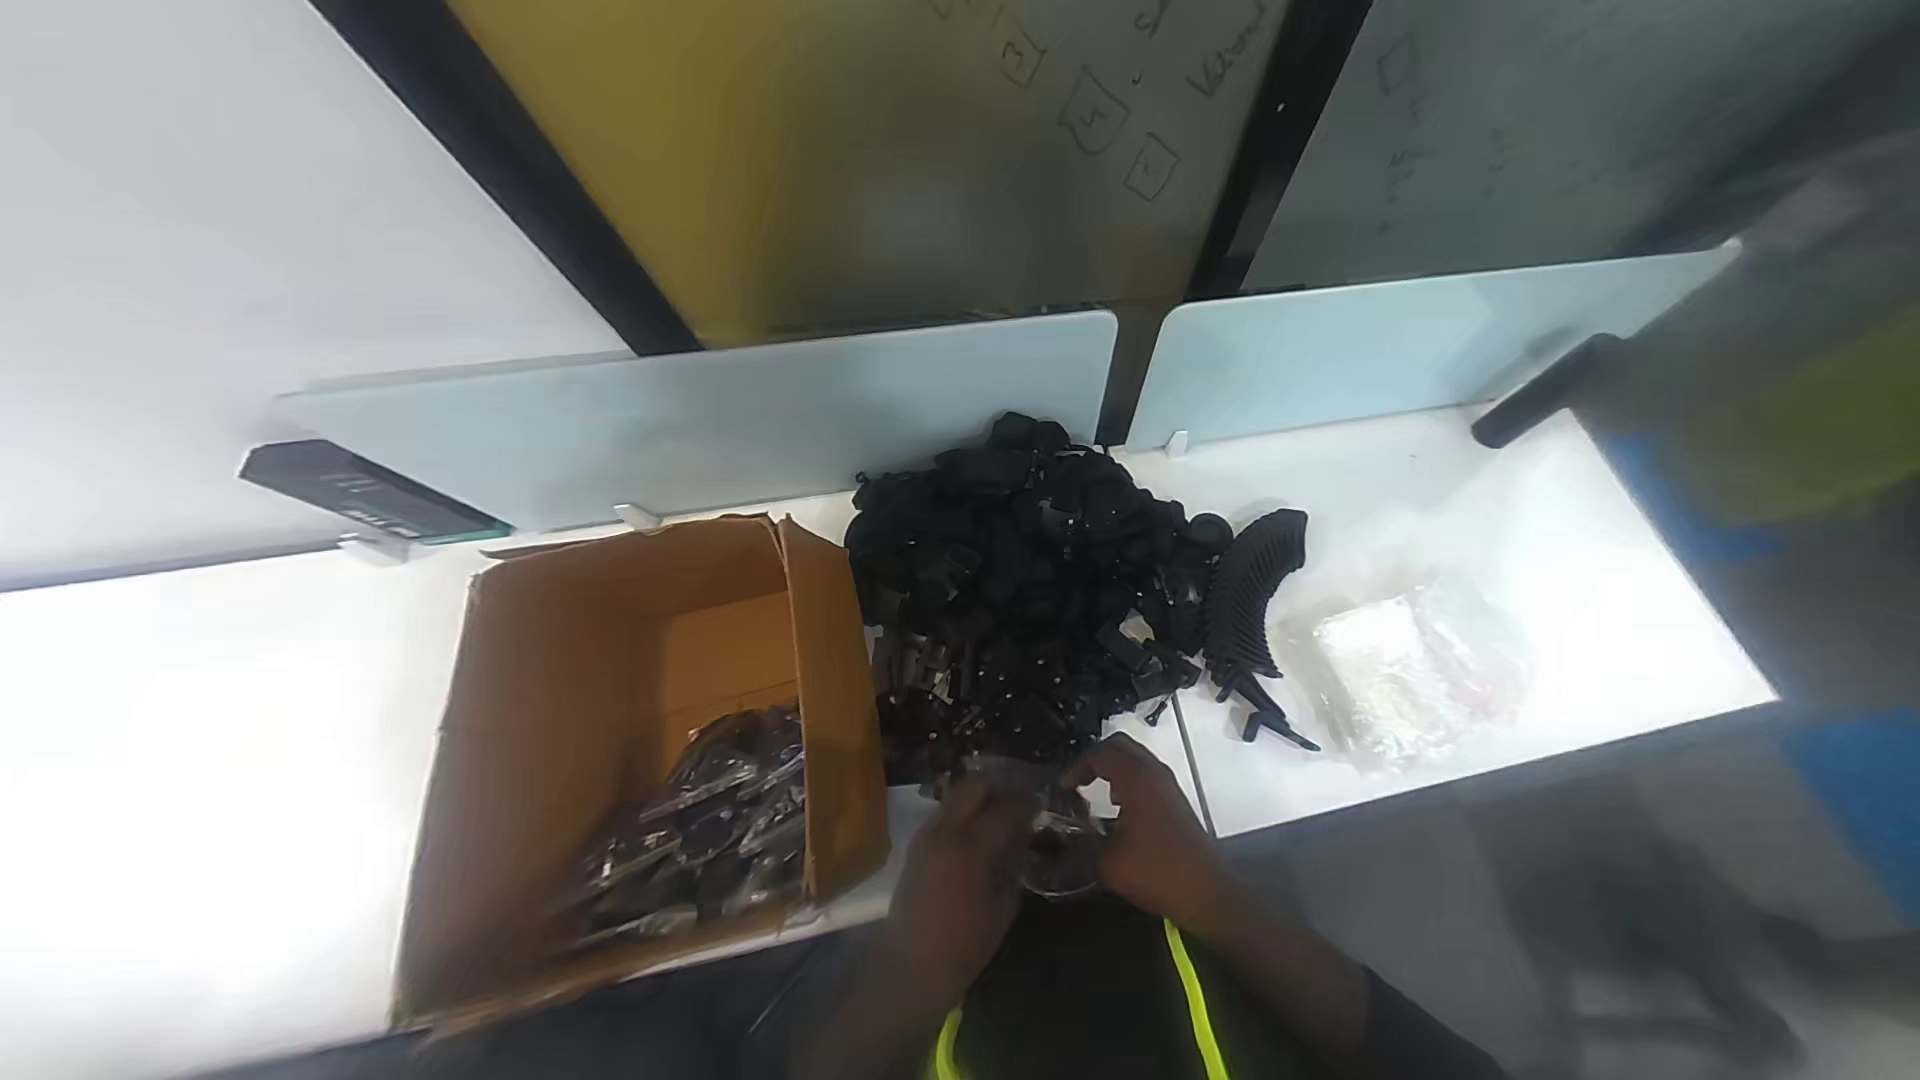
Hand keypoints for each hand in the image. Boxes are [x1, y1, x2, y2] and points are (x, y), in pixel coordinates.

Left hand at [876, 774, 1033, 1011]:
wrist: (910, 966)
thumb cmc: (963, 946)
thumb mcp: (1002, 909)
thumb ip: (1014, 868)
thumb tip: (1023, 842)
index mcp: (971, 849)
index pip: (1005, 809)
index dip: (1026, 804)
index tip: (1039, 807)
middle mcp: (945, 831)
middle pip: (974, 786)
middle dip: (998, 789)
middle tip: (1015, 807)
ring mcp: (926, 834)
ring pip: (956, 795)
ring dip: (978, 800)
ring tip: (996, 820)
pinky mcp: (916, 844)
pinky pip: (944, 814)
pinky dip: (962, 814)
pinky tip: (975, 836)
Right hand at [1064, 733, 1234, 929]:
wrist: (1207, 893)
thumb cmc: (1156, 871)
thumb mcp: (1108, 862)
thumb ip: (1079, 846)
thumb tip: (1060, 839)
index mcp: (1136, 778)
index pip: (1099, 753)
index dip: (1077, 767)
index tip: (1064, 788)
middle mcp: (1154, 773)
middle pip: (1120, 746)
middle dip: (1095, 759)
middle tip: (1078, 780)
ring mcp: (1168, 785)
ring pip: (1135, 759)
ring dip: (1113, 768)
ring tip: (1096, 792)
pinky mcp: (1176, 801)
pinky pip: (1146, 775)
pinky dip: (1128, 780)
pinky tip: (1120, 809)